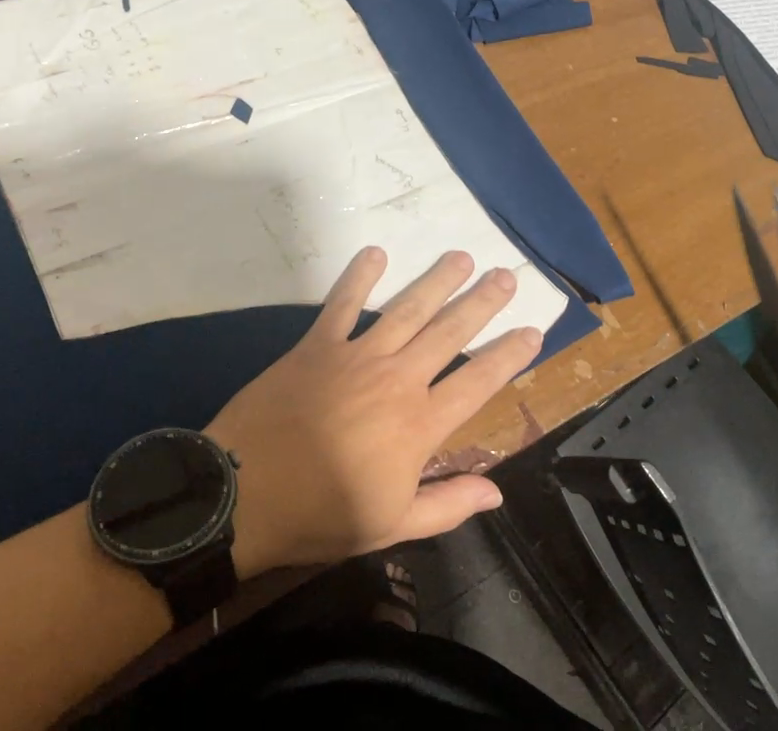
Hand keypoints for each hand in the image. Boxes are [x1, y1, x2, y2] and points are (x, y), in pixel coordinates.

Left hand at [207, 247, 542, 578]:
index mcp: (420, 425)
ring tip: (461, 257)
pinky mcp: (316, 347)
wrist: (243, 497)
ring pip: (407, 310)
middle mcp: (398, 380)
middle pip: (450, 333)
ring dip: (437, 281)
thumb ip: (448, 505)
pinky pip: (342, 304)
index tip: (533, 331)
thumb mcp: (392, 525)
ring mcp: (356, 357)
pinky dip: (359, 277)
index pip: (478, 381)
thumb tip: (498, 492)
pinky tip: (376, 253)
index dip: (509, 356)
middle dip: (482, 303)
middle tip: (506, 275)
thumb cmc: (321, 516)